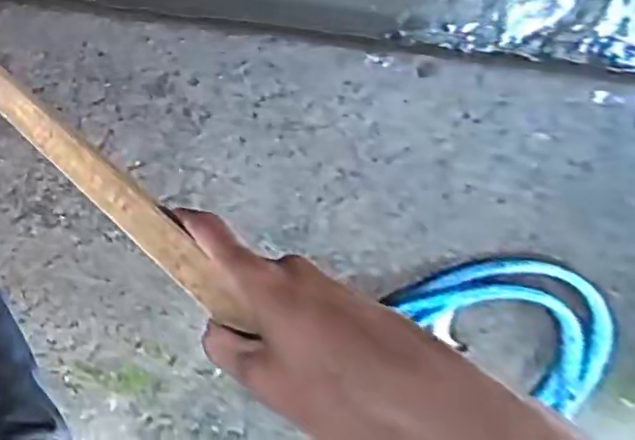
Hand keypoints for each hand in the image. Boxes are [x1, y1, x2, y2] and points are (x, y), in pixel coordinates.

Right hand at [180, 210, 578, 439]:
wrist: (468, 427)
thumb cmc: (355, 401)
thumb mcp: (272, 386)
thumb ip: (229, 349)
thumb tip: (221, 330)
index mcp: (265, 283)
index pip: (210, 233)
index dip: (183, 221)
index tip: (166, 216)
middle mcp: (300, 273)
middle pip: (256, 278)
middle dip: (252, 307)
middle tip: (267, 354)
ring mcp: (343, 290)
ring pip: (298, 302)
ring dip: (296, 330)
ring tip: (324, 383)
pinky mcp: (380, 312)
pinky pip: (334, 318)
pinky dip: (332, 343)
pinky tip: (357, 386)